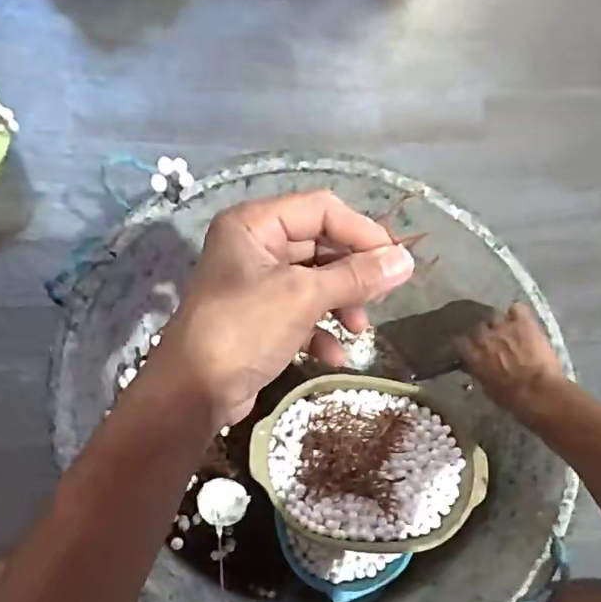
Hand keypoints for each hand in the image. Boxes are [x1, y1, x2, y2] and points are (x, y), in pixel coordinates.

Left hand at [150, 191, 414, 426]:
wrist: (195, 392)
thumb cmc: (244, 330)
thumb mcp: (303, 297)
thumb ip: (356, 276)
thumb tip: (406, 261)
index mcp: (254, 225)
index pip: (321, 209)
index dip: (362, 231)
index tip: (395, 259)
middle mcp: (253, 249)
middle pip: (319, 246)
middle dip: (352, 273)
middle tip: (383, 295)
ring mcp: (254, 287)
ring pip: (312, 284)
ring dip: (341, 305)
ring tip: (360, 330)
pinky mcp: (257, 323)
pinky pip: (299, 316)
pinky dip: (320, 333)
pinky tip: (335, 356)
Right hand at [458, 300, 567, 411]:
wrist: (537, 390)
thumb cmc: (510, 396)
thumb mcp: (486, 386)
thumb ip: (478, 370)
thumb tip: (473, 364)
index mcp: (471, 354)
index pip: (459, 341)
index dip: (466, 345)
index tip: (470, 349)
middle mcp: (483, 336)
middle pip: (477, 326)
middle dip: (483, 333)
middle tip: (491, 340)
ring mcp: (504, 326)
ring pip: (495, 316)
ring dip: (498, 323)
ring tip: (506, 329)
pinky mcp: (524, 321)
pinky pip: (517, 308)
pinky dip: (517, 312)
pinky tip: (520, 319)